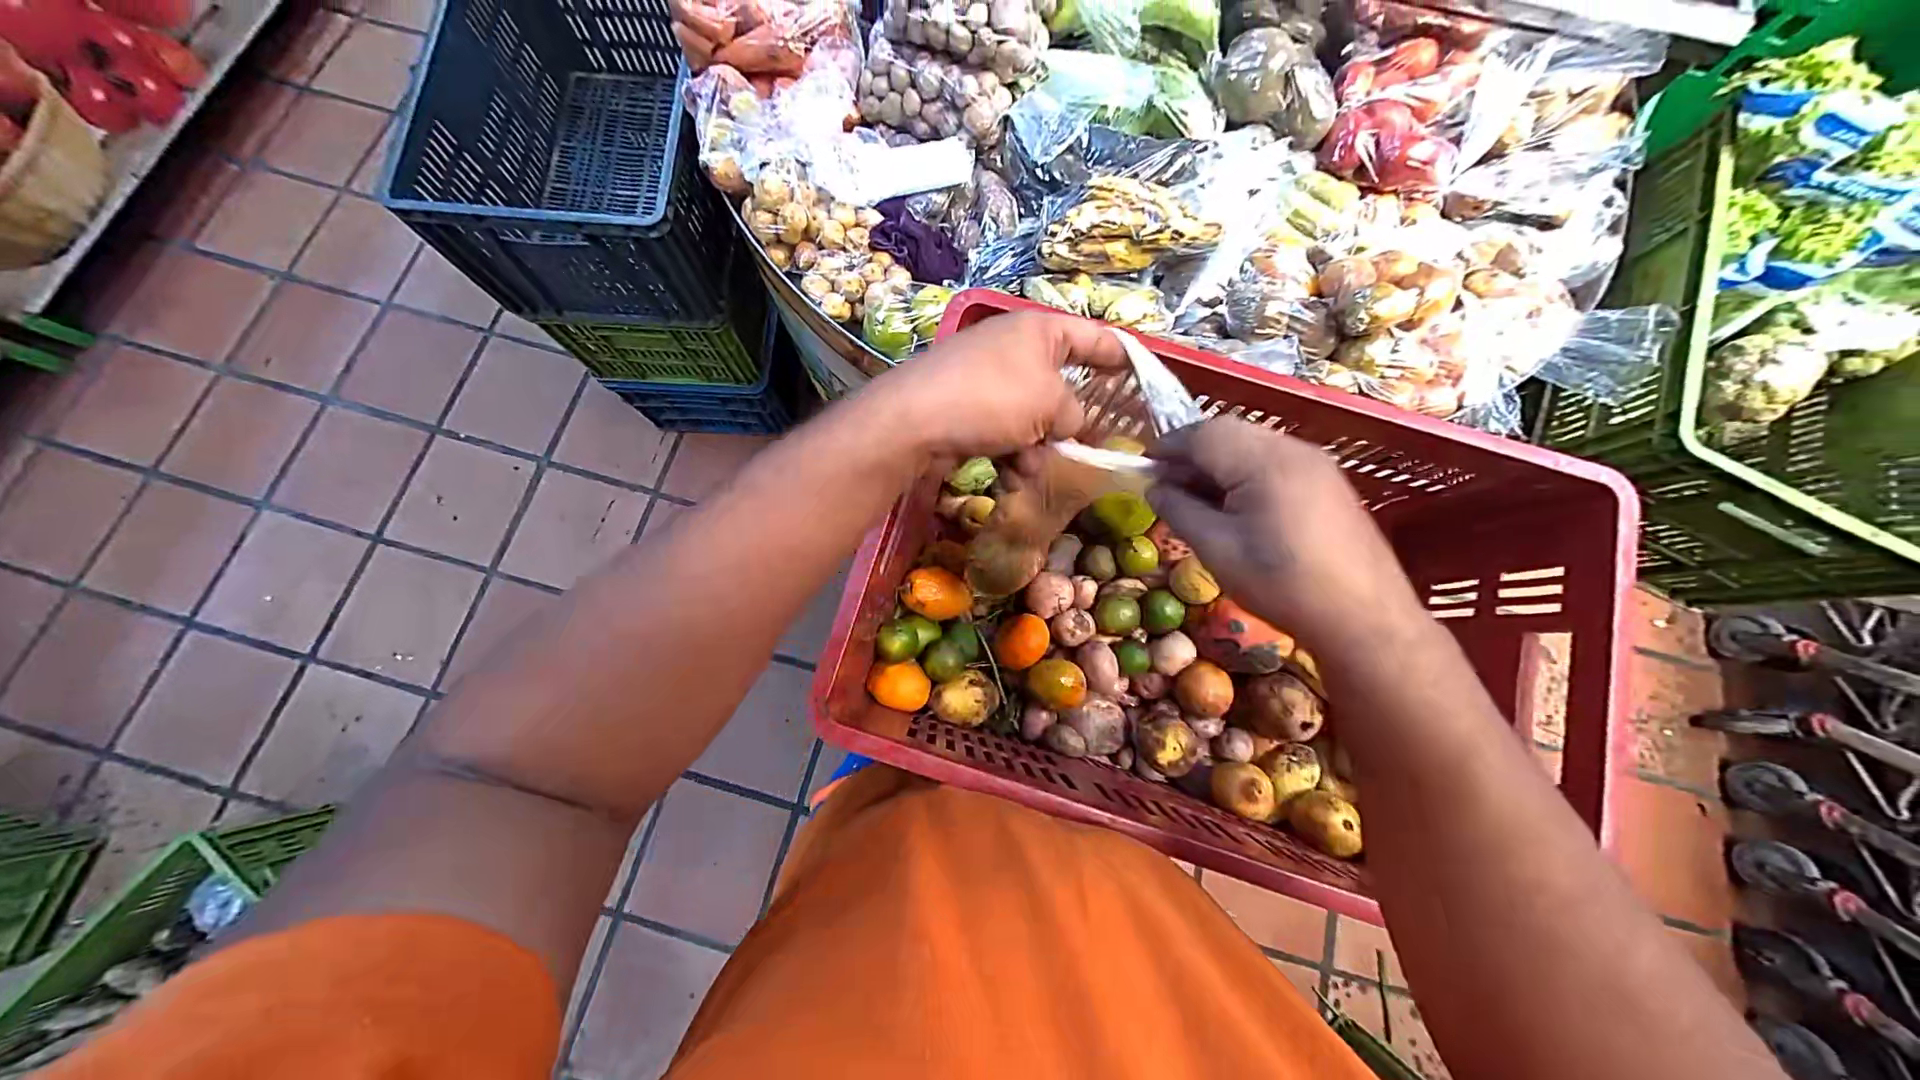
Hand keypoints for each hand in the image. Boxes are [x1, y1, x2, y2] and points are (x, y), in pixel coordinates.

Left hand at [862, 311, 1126, 459]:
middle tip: (1085, 447)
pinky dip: (1012, 454)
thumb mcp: (1051, 403)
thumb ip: (1076, 413)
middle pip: (1062, 386)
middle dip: (1070, 422)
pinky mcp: (968, 409)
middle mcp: (1014, 349)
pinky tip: (1009, 476)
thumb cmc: (993, 398)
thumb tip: (1069, 423)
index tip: (1146, 378)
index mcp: (1040, 330)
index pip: (1096, 337)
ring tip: (1029, 469)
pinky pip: (1006, 431)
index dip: (1124, 356)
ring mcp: (988, 379)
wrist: (915, 421)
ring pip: (1034, 417)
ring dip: (1039, 448)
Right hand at [1146, 418, 1427, 648]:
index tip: (1142, 468)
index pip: (1202, 433)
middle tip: (1165, 486)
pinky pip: (1273, 461)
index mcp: (1264, 461)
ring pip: (1250, 444)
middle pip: (1227, 431)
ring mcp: (1315, 462)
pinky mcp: (1326, 481)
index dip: (1167, 447)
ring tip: (1195, 499)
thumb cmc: (1281, 584)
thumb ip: (1179, 510)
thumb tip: (1154, 488)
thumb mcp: (1217, 549)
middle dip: (1190, 453)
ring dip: (1216, 462)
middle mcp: (1292, 449)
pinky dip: (1243, 472)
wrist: (1363, 618)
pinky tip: (1233, 505)